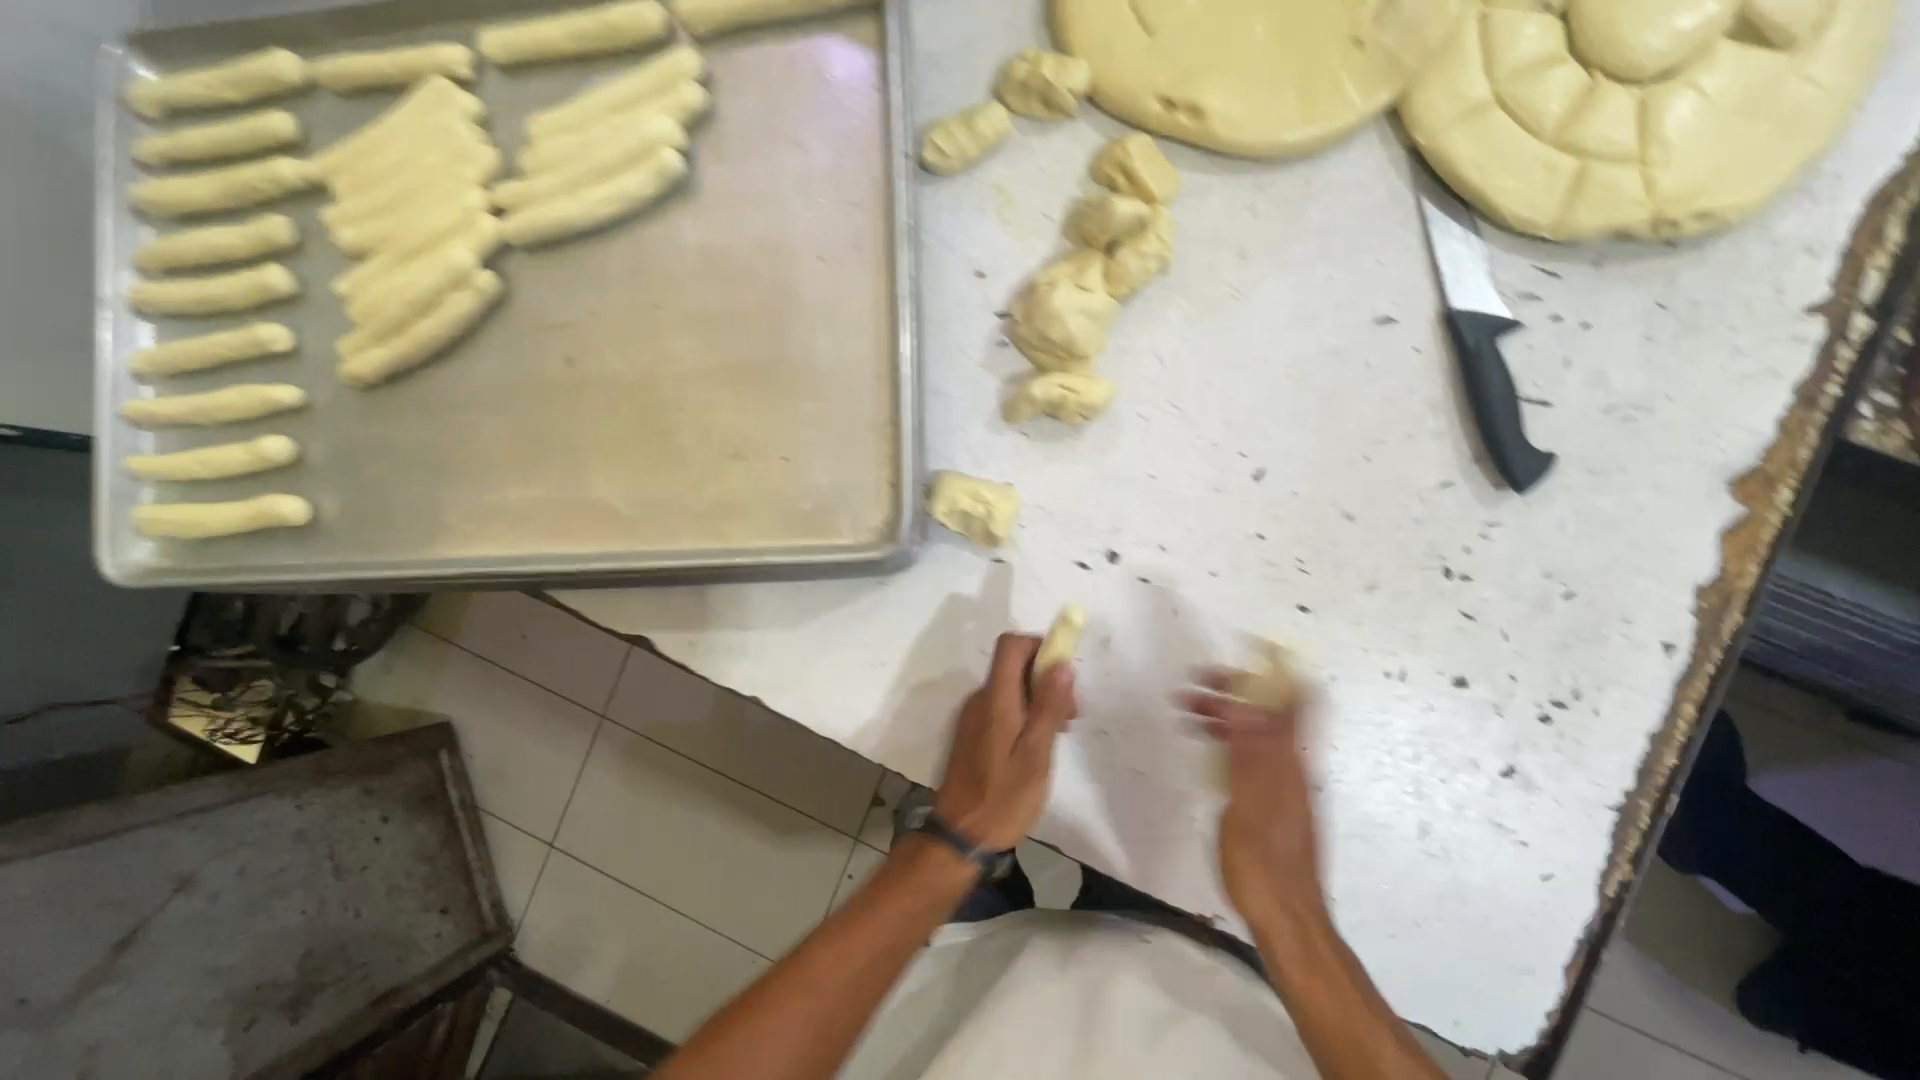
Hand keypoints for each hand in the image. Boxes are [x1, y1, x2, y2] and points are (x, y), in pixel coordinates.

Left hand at [934, 633, 1078, 850]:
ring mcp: (974, 716)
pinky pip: (1003, 707)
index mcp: (996, 699)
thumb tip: (1063, 663)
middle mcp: (981, 700)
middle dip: (1047, 677)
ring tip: (1060, 732)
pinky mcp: (974, 733)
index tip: (1066, 672)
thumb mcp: (1036, 754)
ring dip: (1039, 698)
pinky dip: (1025, 713)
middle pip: (1014, 664)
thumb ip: (1048, 706)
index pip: (1011, 645)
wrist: (961, 835)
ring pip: (1011, 687)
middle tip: (1071, 714)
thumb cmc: (1004, 797)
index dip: (1040, 646)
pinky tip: (1038, 744)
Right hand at [1180, 671, 1325, 925]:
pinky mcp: (1275, 806)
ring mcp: (1286, 787)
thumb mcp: (1246, 804)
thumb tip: (1241, 700)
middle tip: (1194, 684)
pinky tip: (1207, 753)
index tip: (1247, 648)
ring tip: (1189, 712)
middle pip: (1271, 713)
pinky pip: (1254, 756)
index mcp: (1290, 762)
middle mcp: (1294, 767)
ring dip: (1229, 716)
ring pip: (1259, 734)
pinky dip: (1230, 742)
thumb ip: (1246, 751)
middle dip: (1236, 690)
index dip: (1277, 669)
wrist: (1286, 917)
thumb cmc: (1261, 863)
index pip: (1298, 700)